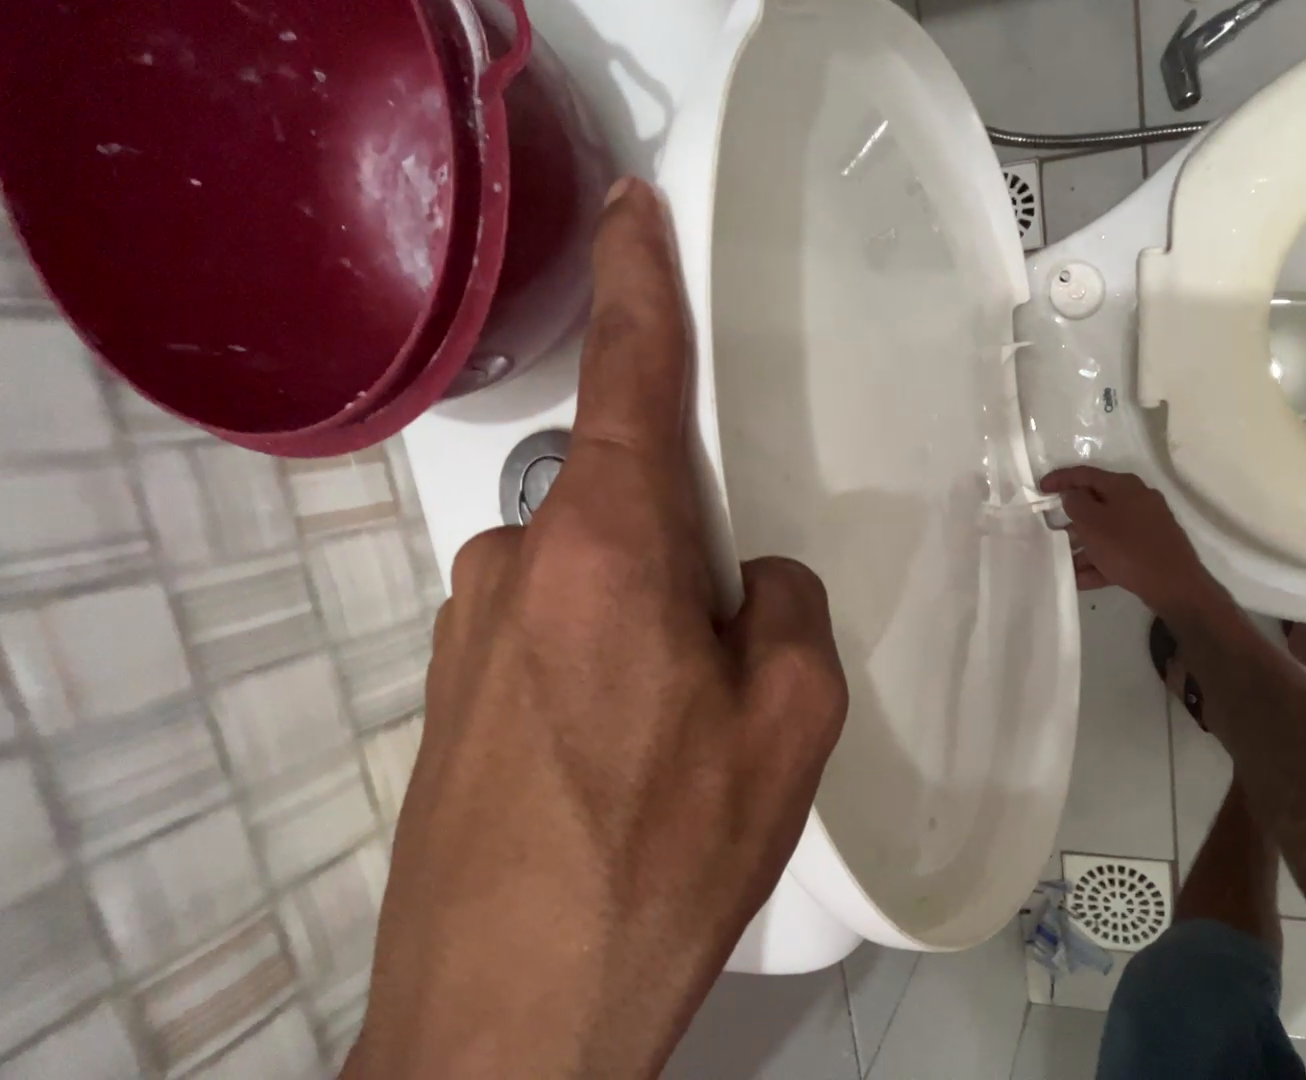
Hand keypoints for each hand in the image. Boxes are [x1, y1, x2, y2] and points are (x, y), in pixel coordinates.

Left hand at [348, 180, 848, 1079]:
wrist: (509, 1014)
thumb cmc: (666, 851)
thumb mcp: (789, 723)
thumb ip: (788, 610)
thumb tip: (756, 577)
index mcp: (606, 550)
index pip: (628, 376)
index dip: (640, 283)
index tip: (637, 208)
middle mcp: (518, 563)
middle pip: (630, 501)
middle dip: (693, 544)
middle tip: (735, 642)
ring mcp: (468, 629)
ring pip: (598, 574)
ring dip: (657, 616)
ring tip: (684, 722)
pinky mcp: (451, 693)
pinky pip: (559, 628)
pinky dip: (614, 656)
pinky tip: (634, 747)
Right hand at [1039, 466, 1225, 614]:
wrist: (1174, 584)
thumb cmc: (1127, 547)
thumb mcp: (1092, 523)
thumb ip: (1076, 503)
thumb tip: (1072, 494)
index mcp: (1124, 486)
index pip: (1085, 474)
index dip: (1060, 479)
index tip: (1040, 489)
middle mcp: (1138, 500)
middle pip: (1097, 504)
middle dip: (1073, 519)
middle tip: (1052, 530)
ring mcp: (1147, 526)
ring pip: (1107, 531)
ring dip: (1084, 546)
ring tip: (1063, 562)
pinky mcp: (1151, 550)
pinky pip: (1118, 552)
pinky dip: (1099, 562)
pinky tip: (1081, 579)